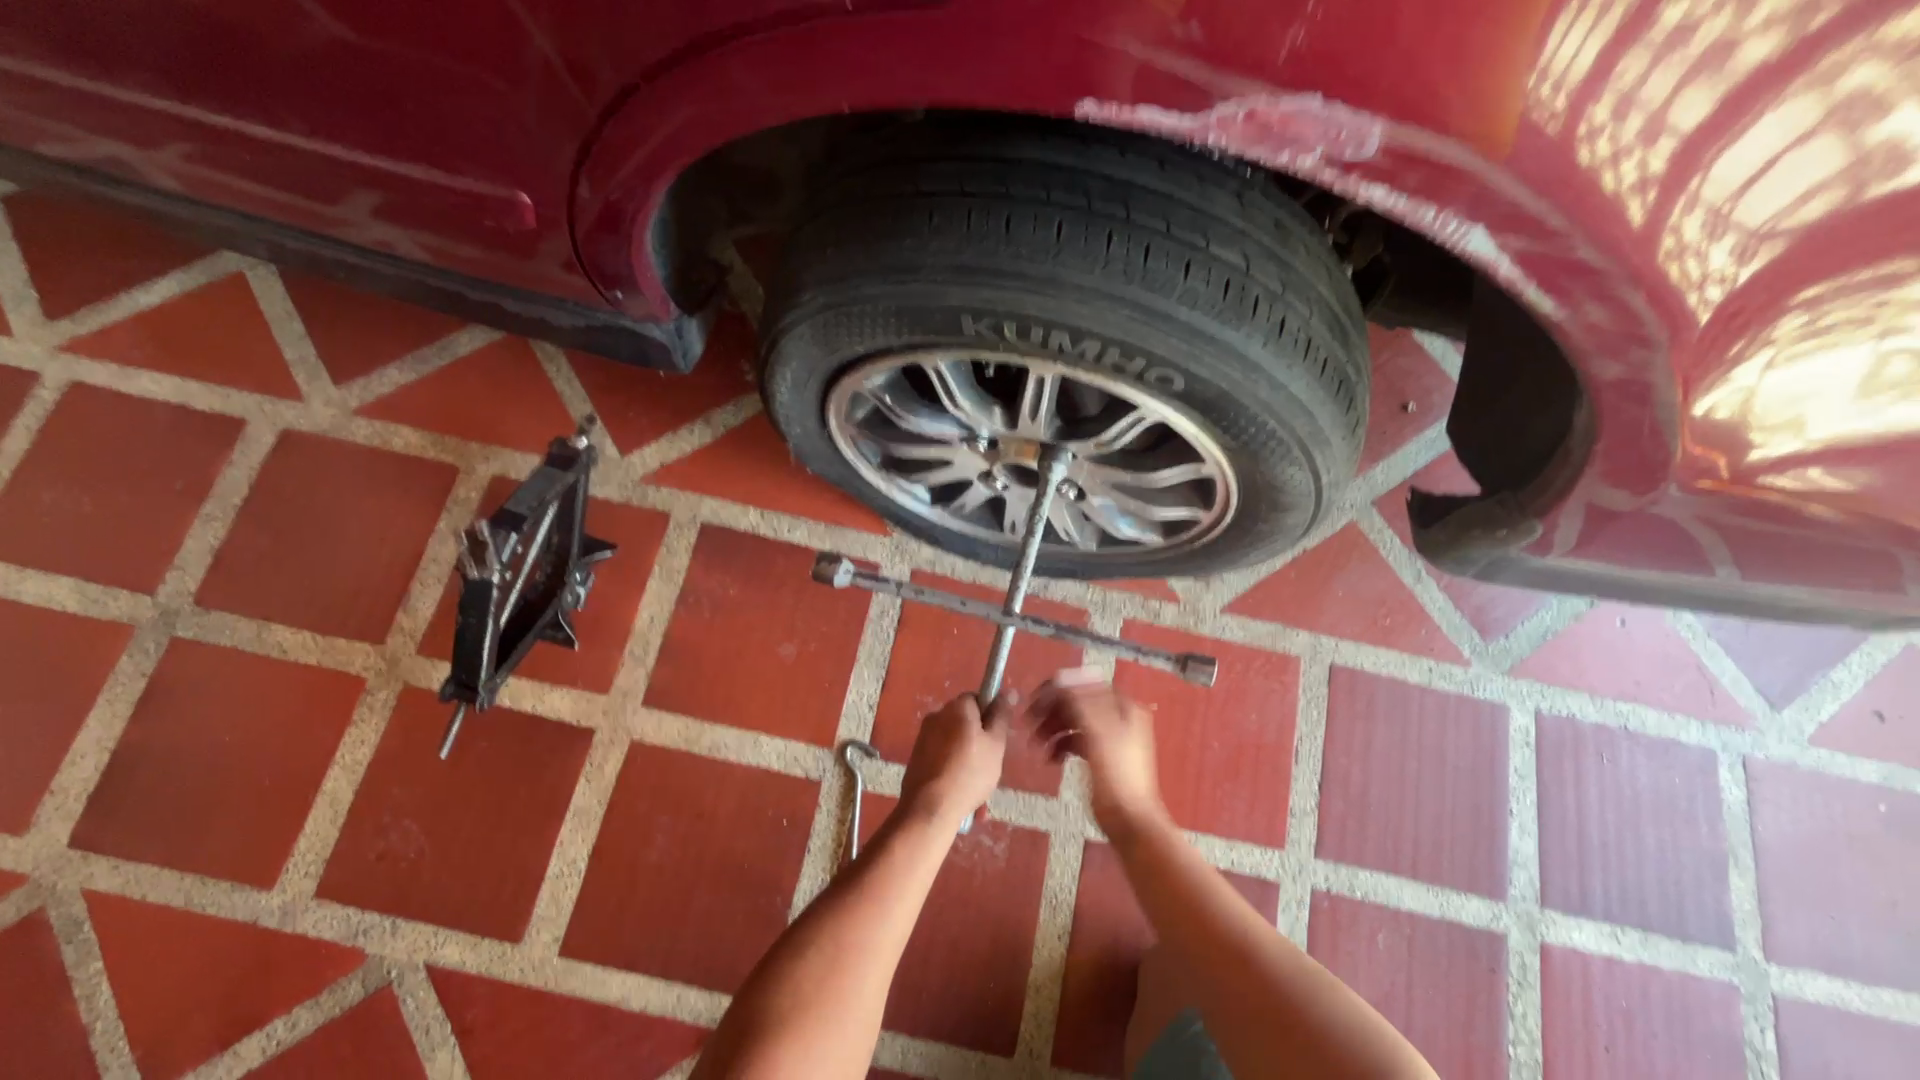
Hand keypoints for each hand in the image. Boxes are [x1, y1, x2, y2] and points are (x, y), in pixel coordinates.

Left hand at [900, 692, 1013, 825]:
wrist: (929, 808)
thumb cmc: (969, 773)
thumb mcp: (995, 744)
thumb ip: (1001, 716)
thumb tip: (1006, 692)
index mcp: (956, 707)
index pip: (977, 698)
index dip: (989, 715)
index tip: (996, 738)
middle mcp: (936, 716)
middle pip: (964, 721)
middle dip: (978, 739)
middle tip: (989, 763)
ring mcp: (923, 737)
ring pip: (954, 742)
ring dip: (966, 757)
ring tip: (977, 786)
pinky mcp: (916, 757)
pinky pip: (941, 757)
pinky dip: (952, 768)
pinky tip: (960, 791)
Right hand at [1027, 671, 1169, 843]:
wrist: (1129, 820)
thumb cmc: (1117, 776)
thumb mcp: (1099, 733)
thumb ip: (1080, 702)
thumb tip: (1060, 679)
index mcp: (1122, 707)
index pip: (1085, 684)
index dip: (1058, 688)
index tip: (1034, 699)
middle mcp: (1117, 717)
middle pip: (1077, 702)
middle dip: (1051, 710)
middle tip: (1027, 721)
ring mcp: (1108, 737)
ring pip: (1073, 722)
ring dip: (1052, 728)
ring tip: (1035, 744)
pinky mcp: (1099, 756)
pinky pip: (1074, 741)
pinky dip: (1060, 746)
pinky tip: (1050, 759)